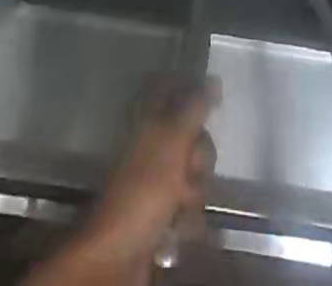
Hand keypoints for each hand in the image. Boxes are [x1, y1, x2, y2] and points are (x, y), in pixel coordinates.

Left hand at [22, 81, 217, 285]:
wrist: (117, 252)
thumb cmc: (144, 187)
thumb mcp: (174, 139)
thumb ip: (196, 106)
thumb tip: (214, 78)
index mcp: (148, 117)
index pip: (171, 86)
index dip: (194, 91)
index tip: (211, 106)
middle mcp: (151, 142)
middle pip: (191, 133)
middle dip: (200, 155)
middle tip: (190, 166)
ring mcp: (154, 177)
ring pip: (193, 170)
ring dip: (195, 189)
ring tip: (180, 204)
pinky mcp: (159, 209)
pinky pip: (187, 203)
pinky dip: (188, 216)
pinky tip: (179, 226)